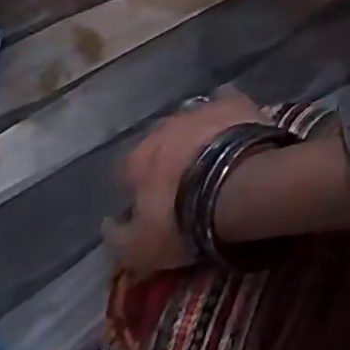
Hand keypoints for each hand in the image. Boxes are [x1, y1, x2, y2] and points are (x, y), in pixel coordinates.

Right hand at [104, 89, 265, 272]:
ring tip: (215, 153)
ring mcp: (200, 110)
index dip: (139, 187)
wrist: (239, 185)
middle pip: (161, 140)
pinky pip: (226, 99)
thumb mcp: (138, 249)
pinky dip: (227, 111)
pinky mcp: (234, 101)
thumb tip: (110, 222)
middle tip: (188, 178)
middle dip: (170, 156)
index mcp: (135, 159)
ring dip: (198, 133)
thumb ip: (117, 236)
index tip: (154, 204)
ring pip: (192, 118)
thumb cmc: (183, 220)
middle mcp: (164, 127)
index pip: (127, 171)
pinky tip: (235, 123)